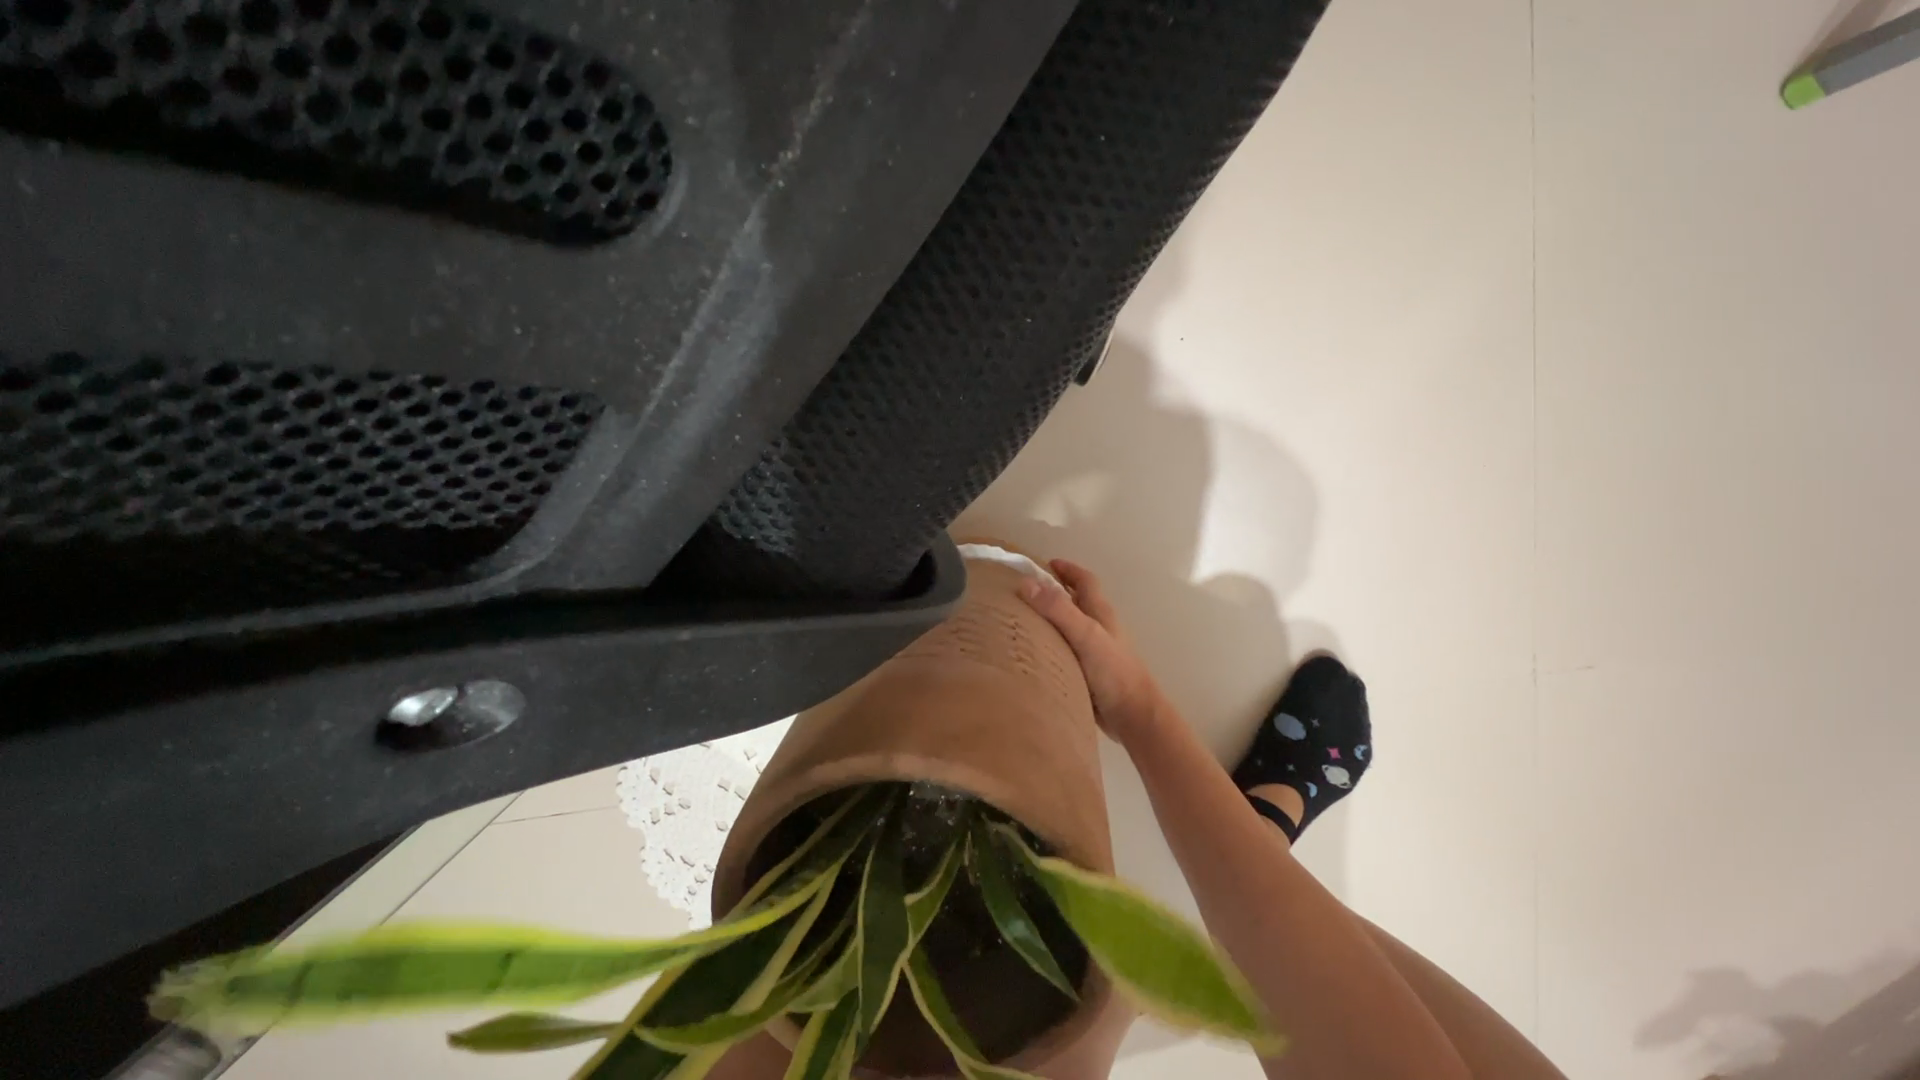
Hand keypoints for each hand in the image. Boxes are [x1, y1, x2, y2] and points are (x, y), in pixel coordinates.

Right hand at [1018, 559, 1169, 746]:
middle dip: (1055, 593)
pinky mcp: (1089, 674)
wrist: (1134, 716)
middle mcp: (1099, 629)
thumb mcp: (1086, 635)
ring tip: (1021, 623)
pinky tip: (1033, 657)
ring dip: (1051, 622)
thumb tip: (1026, 582)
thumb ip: (1059, 610)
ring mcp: (1095, 653)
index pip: (1085, 581)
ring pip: (1071, 629)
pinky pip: (1066, 653)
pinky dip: (1051, 648)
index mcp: (1101, 614)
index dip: (1068, 570)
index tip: (1045, 563)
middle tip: (1025, 592)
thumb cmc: (1114, 672)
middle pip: (1077, 603)